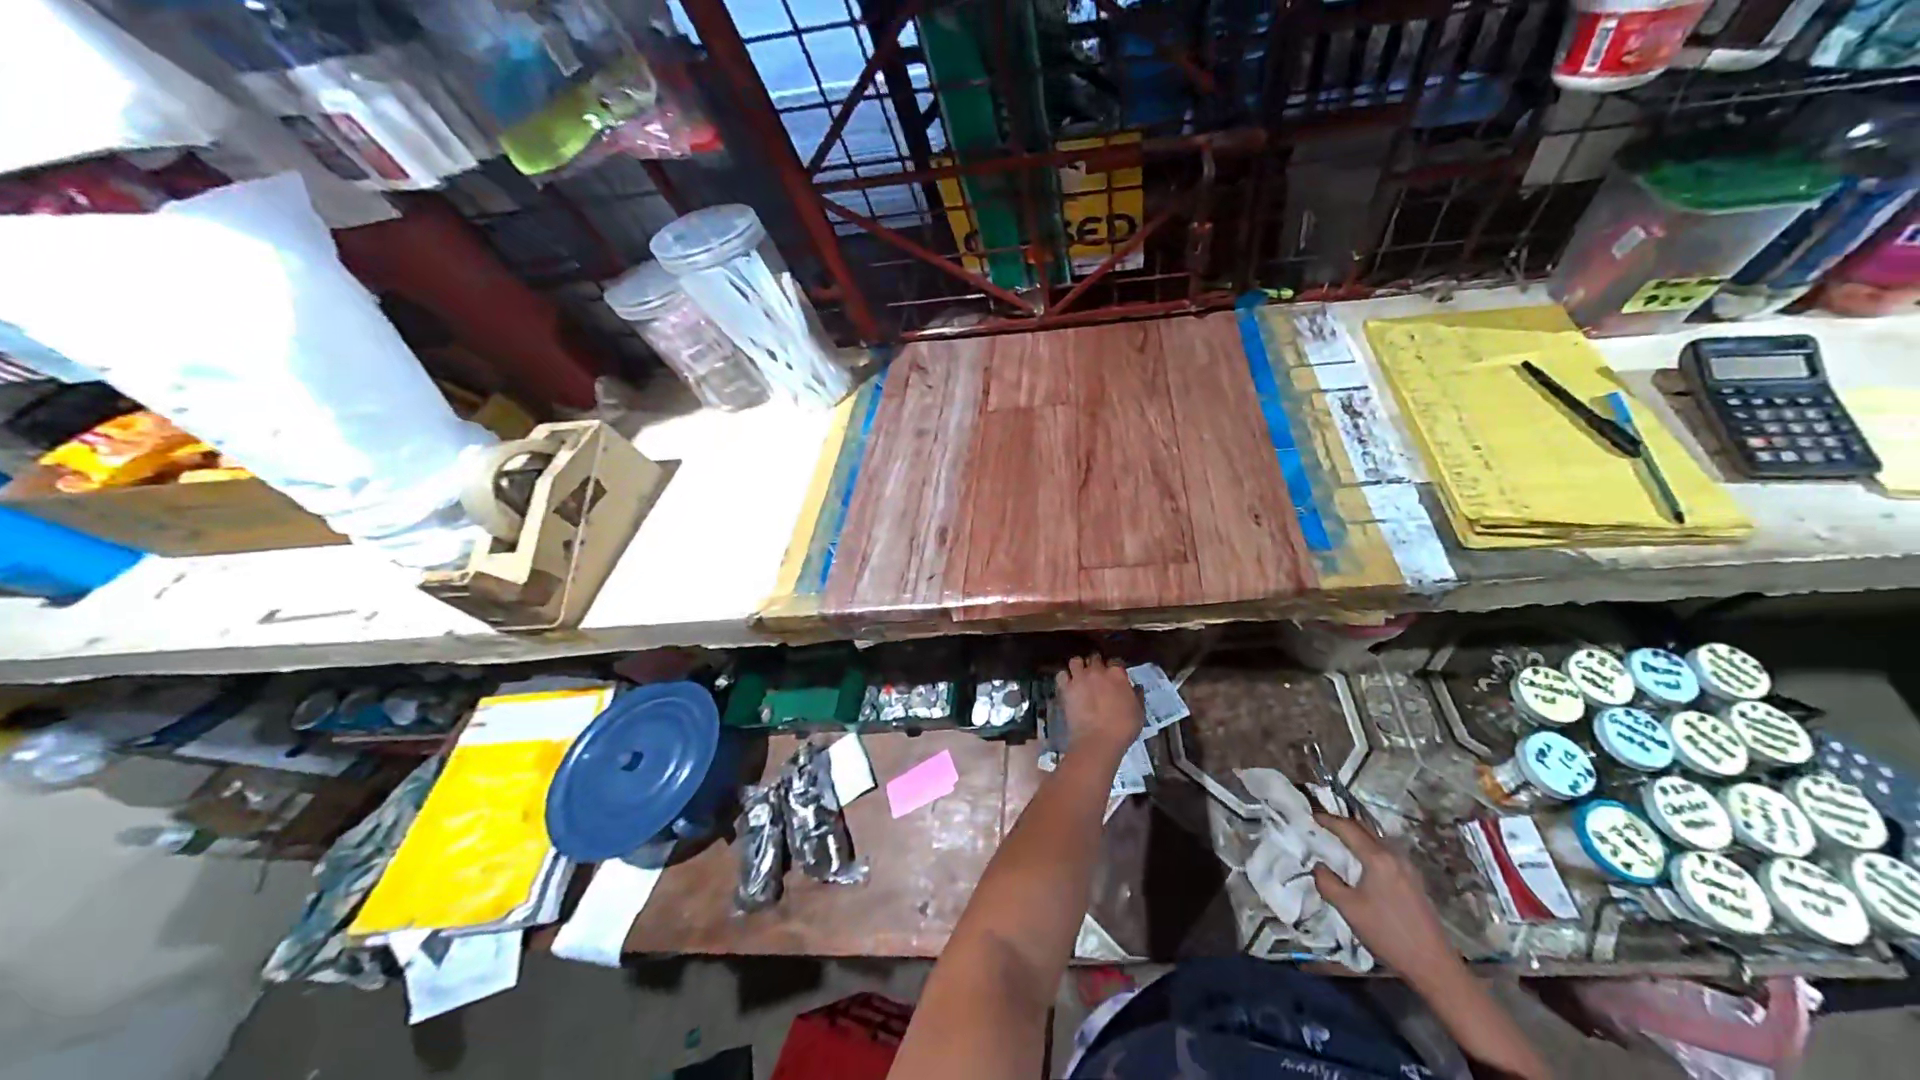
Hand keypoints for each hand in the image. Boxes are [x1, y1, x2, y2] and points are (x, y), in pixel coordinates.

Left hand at [1053, 655, 1142, 759]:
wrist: (1098, 740)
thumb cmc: (1123, 728)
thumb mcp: (1139, 712)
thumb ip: (1137, 696)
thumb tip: (1136, 687)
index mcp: (1117, 675)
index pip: (1116, 661)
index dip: (1115, 667)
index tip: (1115, 675)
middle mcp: (1097, 671)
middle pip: (1095, 658)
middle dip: (1096, 664)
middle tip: (1097, 675)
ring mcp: (1080, 678)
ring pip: (1076, 661)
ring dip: (1079, 666)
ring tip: (1080, 675)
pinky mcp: (1066, 688)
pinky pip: (1061, 675)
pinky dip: (1064, 677)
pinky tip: (1068, 684)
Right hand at [1311, 813, 1462, 985]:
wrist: (1433, 964)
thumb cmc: (1387, 934)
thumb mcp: (1348, 909)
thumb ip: (1327, 883)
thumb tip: (1319, 866)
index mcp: (1378, 859)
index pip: (1348, 829)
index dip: (1328, 820)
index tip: (1311, 815)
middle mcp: (1395, 856)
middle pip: (1366, 829)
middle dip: (1343, 823)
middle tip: (1323, 823)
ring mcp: (1408, 868)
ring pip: (1378, 840)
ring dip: (1358, 835)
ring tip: (1340, 839)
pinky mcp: (1414, 880)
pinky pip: (1387, 852)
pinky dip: (1370, 847)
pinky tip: (1363, 861)